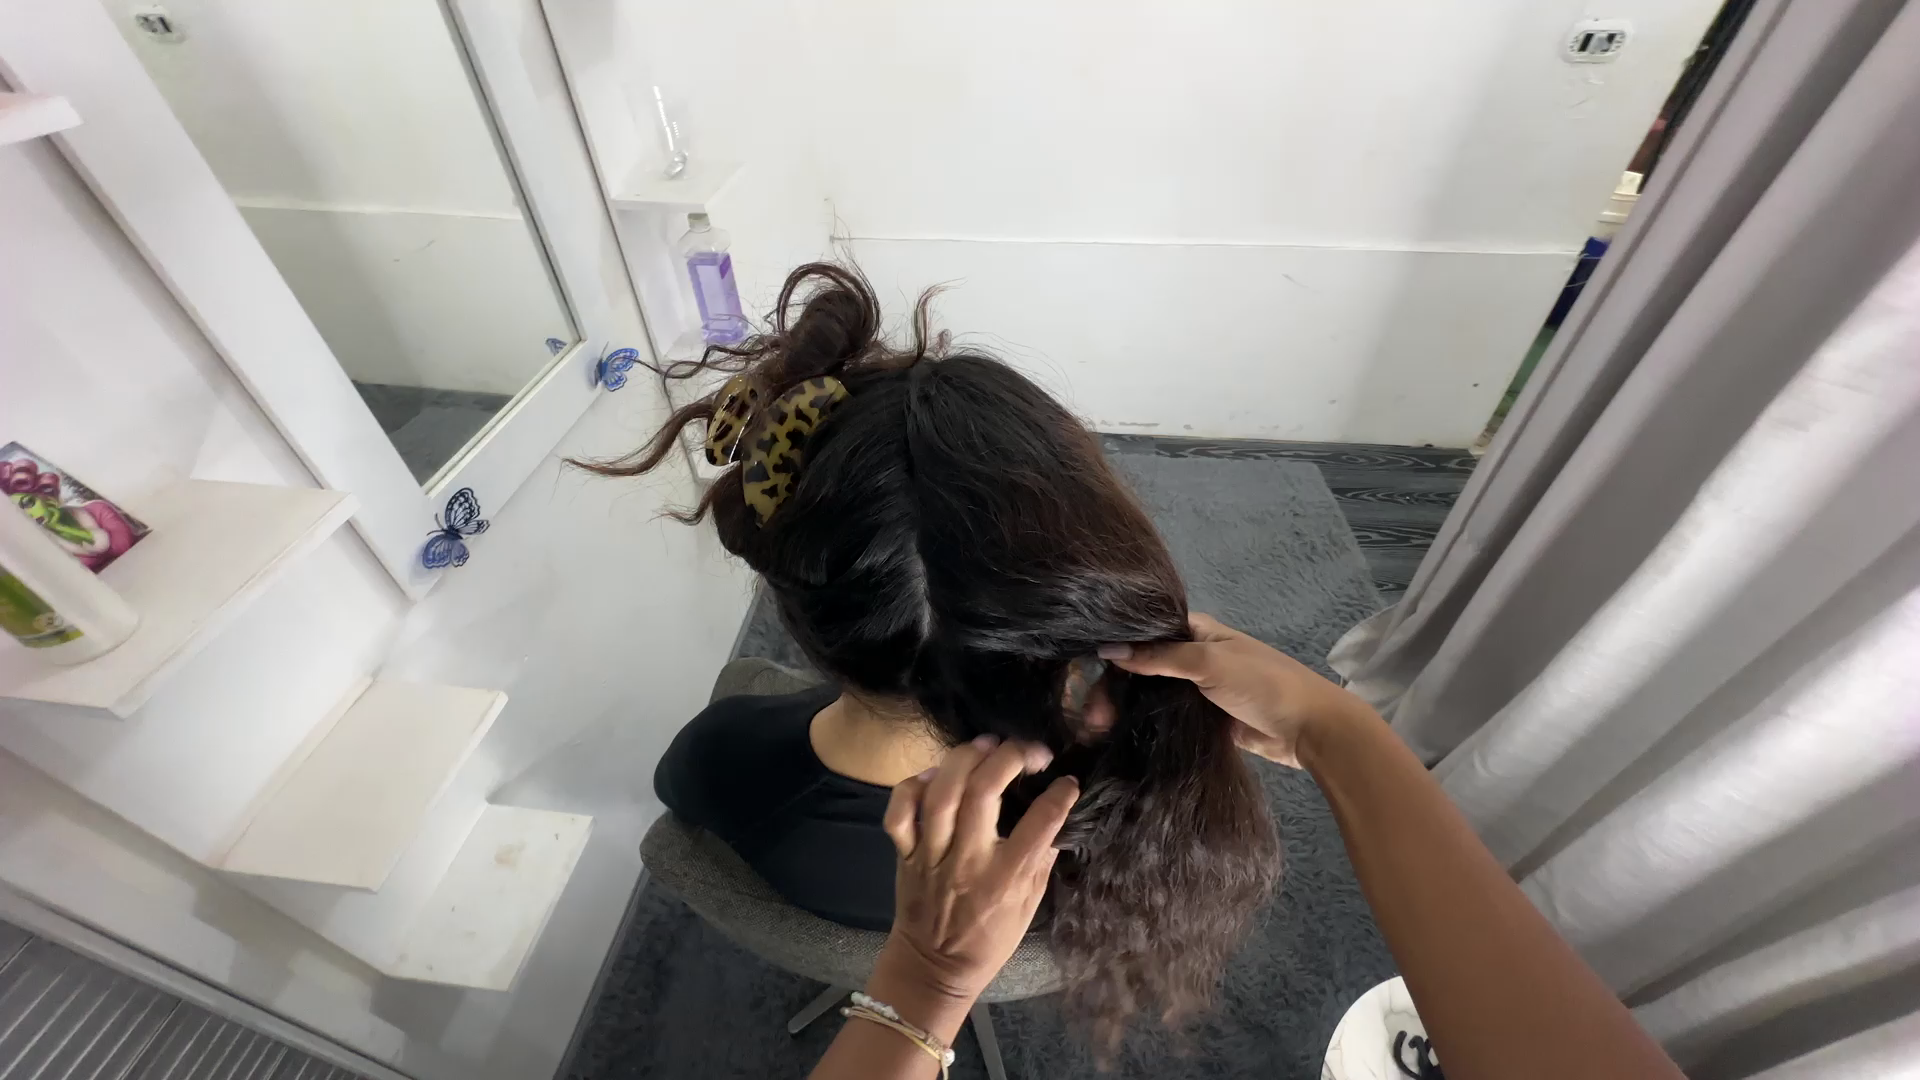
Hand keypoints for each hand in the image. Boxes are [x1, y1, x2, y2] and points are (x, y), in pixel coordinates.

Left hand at [880, 735, 1079, 1001]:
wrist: (932, 969)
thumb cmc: (989, 938)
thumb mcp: (1029, 906)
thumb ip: (1041, 861)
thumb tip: (1058, 816)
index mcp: (1004, 879)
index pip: (1039, 825)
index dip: (1059, 795)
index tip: (1067, 781)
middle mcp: (966, 861)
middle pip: (983, 793)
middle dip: (1009, 758)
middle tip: (1026, 750)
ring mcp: (931, 855)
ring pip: (942, 793)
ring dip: (965, 759)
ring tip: (987, 745)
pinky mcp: (905, 852)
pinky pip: (899, 813)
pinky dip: (912, 786)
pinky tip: (934, 774)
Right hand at [1097, 613, 1376, 768]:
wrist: (1312, 731)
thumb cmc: (1263, 684)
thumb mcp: (1209, 662)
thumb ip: (1160, 657)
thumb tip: (1109, 650)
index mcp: (1196, 631)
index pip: (1145, 631)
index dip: (1117, 645)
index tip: (1086, 668)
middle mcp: (1193, 655)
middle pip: (1142, 664)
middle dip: (1114, 685)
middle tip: (1091, 713)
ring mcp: (1197, 688)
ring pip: (1151, 692)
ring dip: (1125, 706)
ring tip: (1097, 727)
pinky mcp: (1202, 718)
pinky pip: (1166, 716)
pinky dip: (1144, 722)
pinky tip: (1119, 734)